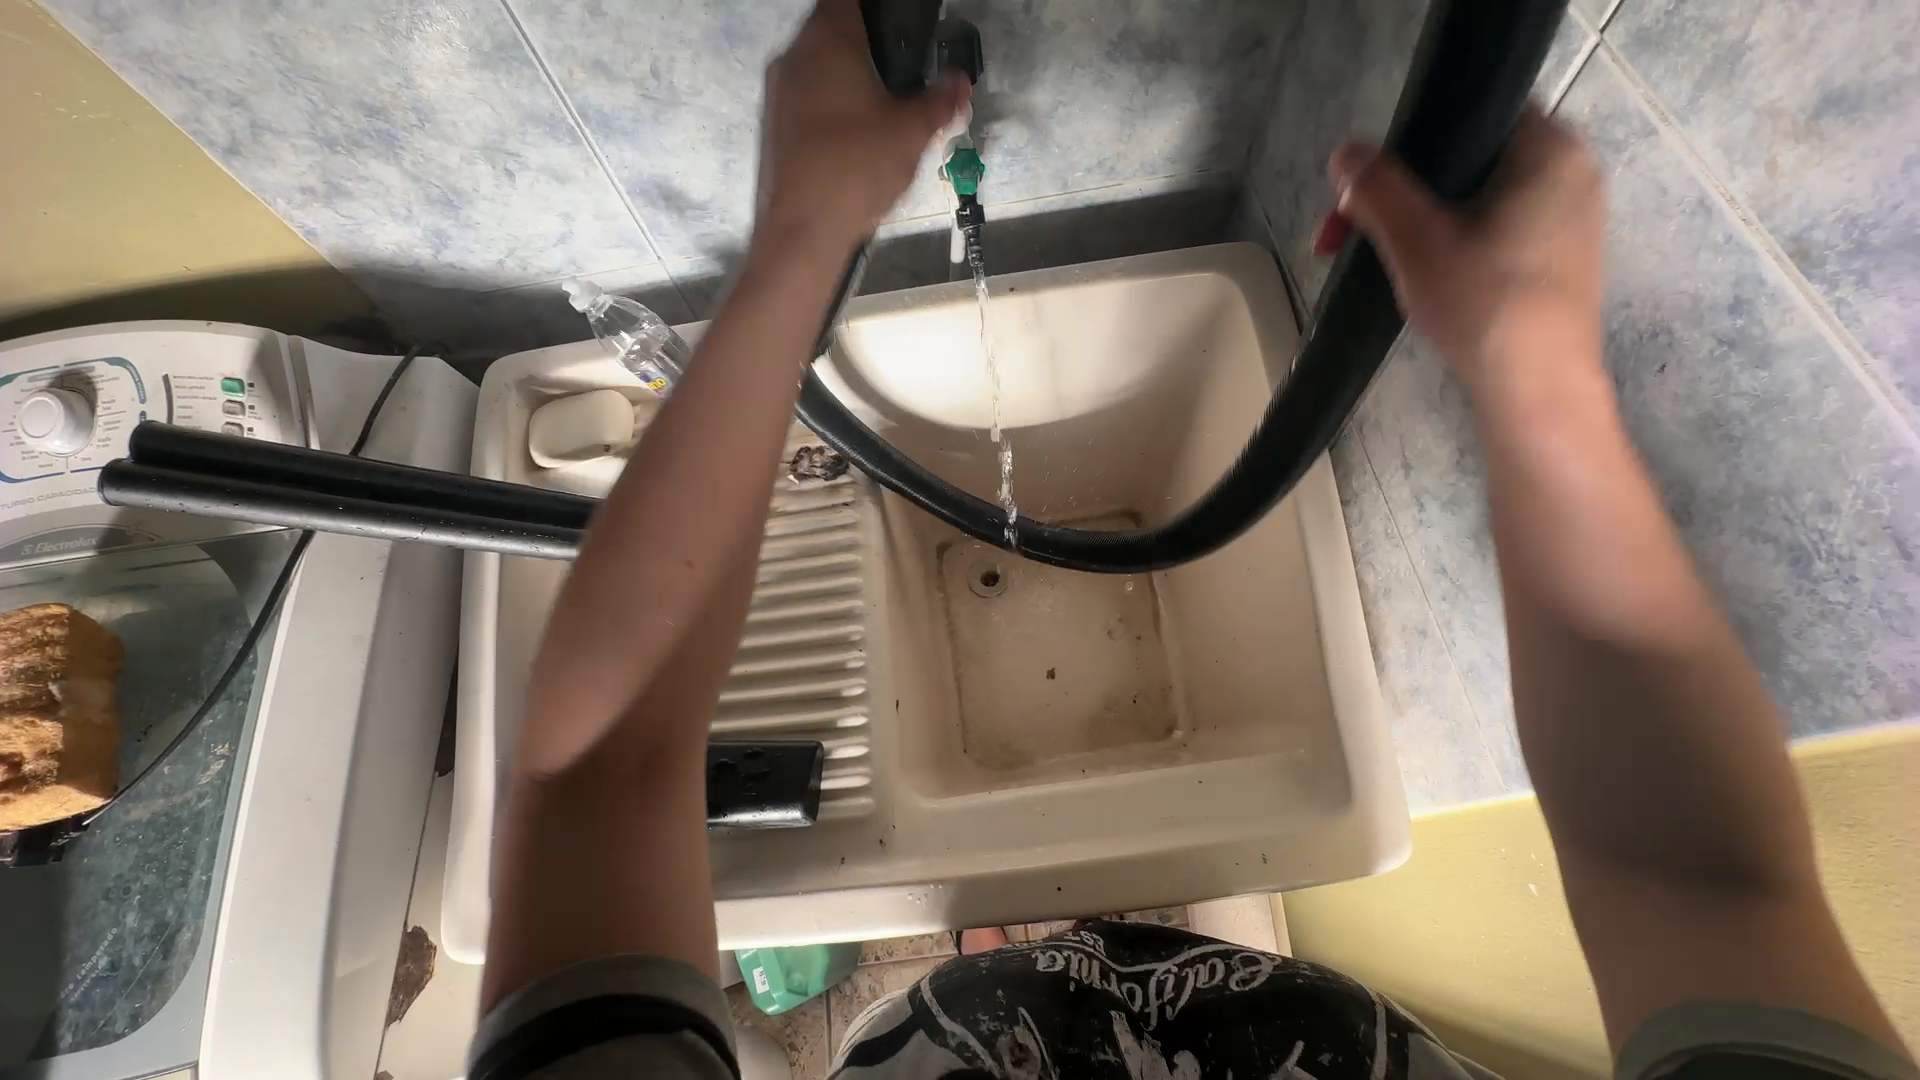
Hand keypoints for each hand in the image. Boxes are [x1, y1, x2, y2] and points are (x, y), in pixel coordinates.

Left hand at [755, 0, 969, 254]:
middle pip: (834, 34)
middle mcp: (794, 55)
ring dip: (848, 86)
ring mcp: (778, 94)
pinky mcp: (773, 131)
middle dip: (868, 52)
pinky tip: (855, 147)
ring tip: (882, 118)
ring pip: (819, 73)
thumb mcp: (912, 133)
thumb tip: (961, 83)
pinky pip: (808, 106)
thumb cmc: (857, 167)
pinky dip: (832, 115)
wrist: (803, 230)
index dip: (881, 14)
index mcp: (827, 38)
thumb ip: (939, 102)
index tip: (903, 36)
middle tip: (900, 80)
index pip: (852, 0)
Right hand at [1319, 106, 1606, 385]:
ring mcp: (1566, 221)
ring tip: (1374, 266)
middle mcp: (1570, 173)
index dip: (1406, 149)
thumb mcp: (1415, 240)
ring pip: (1470, 206)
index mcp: (1549, 149)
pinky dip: (1446, 249)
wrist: (1534, 384)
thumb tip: (1345, 153)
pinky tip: (1420, 283)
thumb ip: (1378, 189)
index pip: (1469, 117)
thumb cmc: (1482, 301)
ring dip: (1413, 228)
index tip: (1360, 195)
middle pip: (1461, 168)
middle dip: (1395, 200)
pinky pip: (1488, 236)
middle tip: (1343, 240)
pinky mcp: (1555, 262)